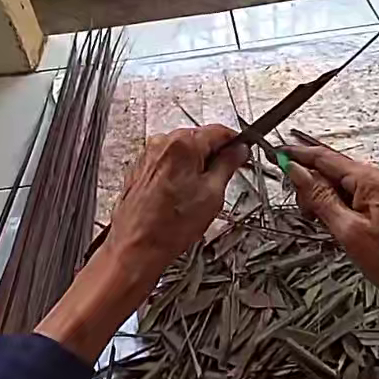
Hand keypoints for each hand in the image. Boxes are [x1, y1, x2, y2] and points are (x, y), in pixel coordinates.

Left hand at [36, 125, 247, 359]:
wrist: (137, 246)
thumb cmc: (168, 226)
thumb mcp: (213, 194)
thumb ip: (228, 165)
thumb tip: (238, 151)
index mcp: (183, 144)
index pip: (218, 131)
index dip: (235, 142)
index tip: (242, 152)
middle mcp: (162, 143)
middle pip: (198, 139)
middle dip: (213, 155)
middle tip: (223, 178)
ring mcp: (148, 155)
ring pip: (182, 151)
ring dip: (195, 165)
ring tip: (198, 195)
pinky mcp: (140, 169)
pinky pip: (167, 162)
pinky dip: (177, 173)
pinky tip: (181, 197)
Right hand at [283, 143, 378, 311]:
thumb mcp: (348, 231)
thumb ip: (320, 198)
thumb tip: (296, 172)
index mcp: (370, 180)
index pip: (325, 158)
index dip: (298, 156)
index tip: (276, 155)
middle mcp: (376, 180)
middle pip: (332, 170)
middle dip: (310, 183)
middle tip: (301, 208)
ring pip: (340, 185)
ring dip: (322, 197)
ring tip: (316, 219)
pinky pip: (351, 197)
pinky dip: (335, 206)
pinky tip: (330, 223)